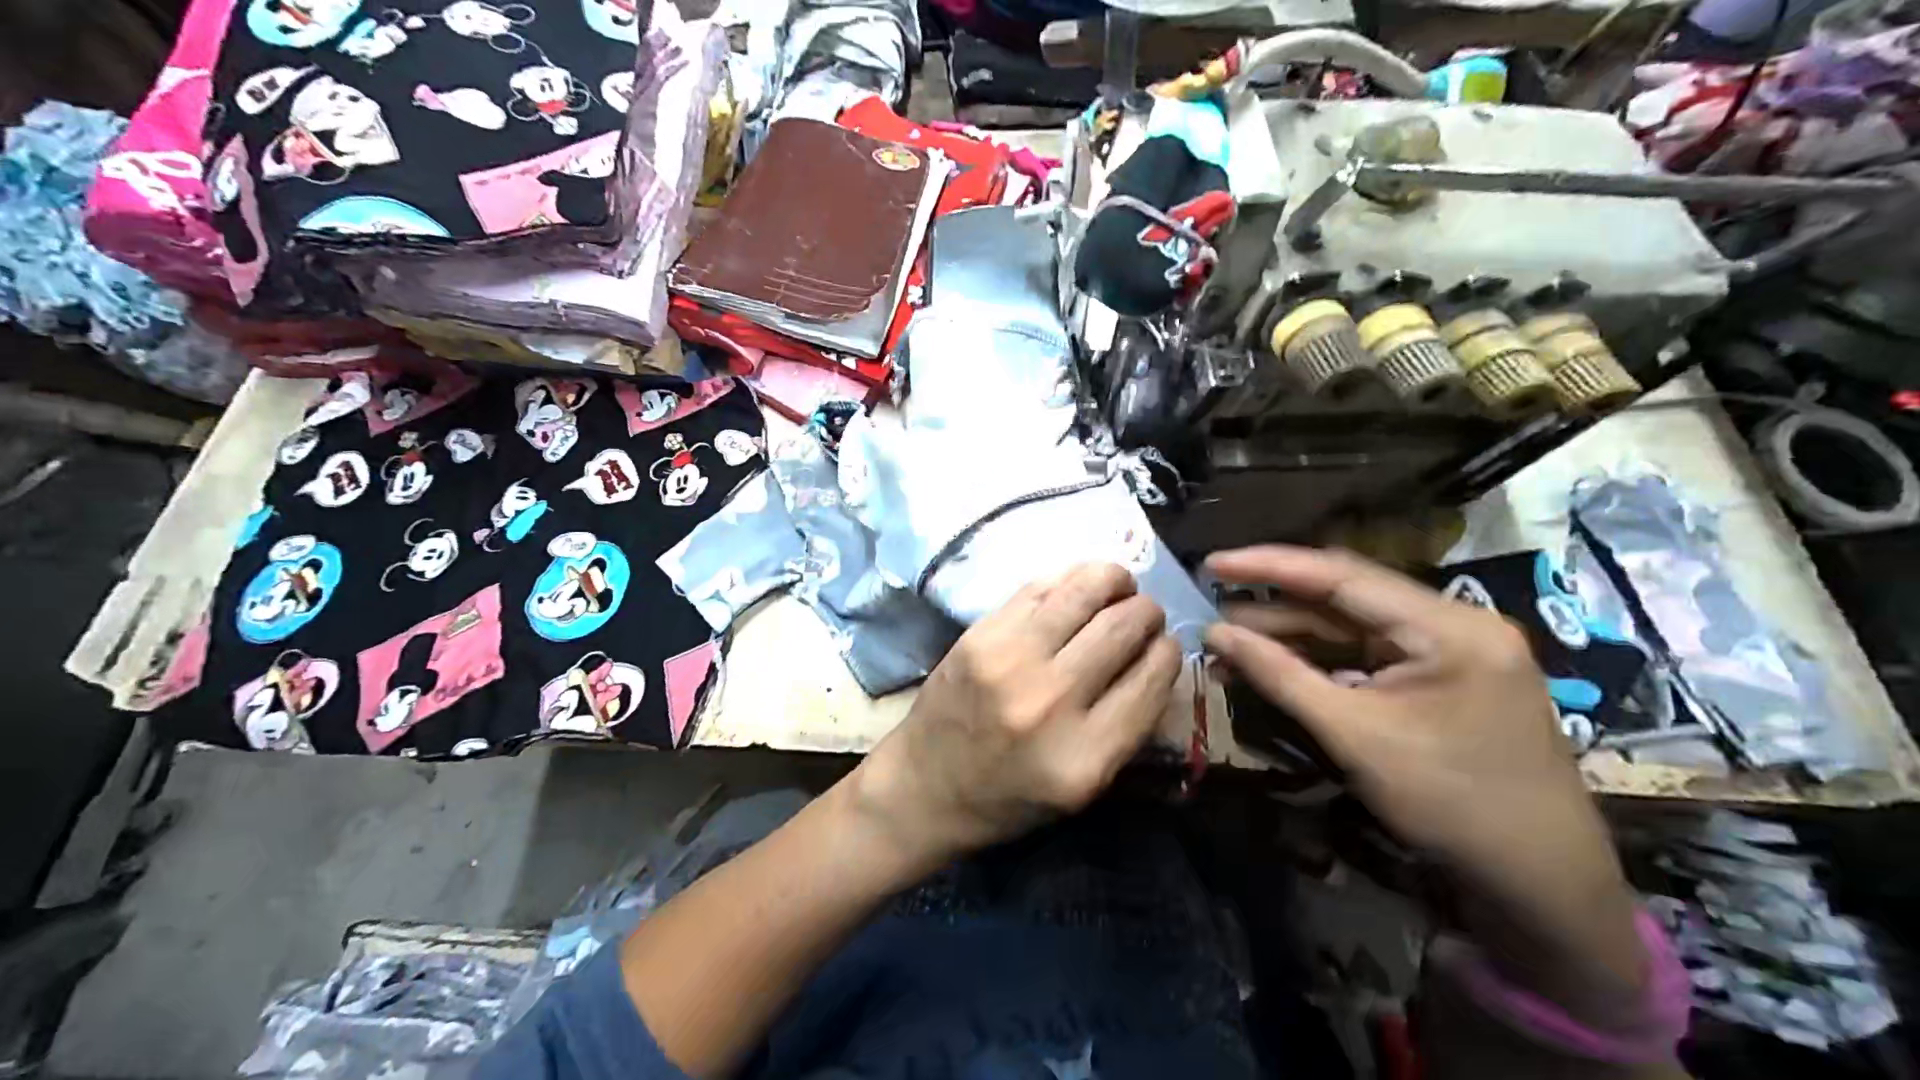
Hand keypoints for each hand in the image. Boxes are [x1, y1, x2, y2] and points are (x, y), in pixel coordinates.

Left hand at [850, 563, 1182, 868]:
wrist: (925, 786)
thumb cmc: (1011, 796)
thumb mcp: (1085, 786)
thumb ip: (1128, 724)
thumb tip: (1158, 654)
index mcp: (1087, 755)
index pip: (1153, 677)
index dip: (1168, 651)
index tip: (1165, 644)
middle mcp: (1051, 701)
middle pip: (1123, 627)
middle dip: (1146, 612)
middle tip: (1144, 613)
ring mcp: (1010, 660)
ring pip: (1085, 591)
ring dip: (1114, 579)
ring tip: (1119, 585)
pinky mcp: (980, 635)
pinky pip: (1040, 588)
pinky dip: (1069, 580)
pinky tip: (1078, 588)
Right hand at [1203, 545, 1647, 1003]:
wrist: (1540, 881)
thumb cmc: (1450, 804)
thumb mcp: (1353, 735)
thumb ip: (1280, 674)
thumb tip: (1214, 633)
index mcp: (1449, 627)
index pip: (1342, 576)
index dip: (1270, 565)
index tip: (1213, 562)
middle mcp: (1456, 623)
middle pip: (1348, 595)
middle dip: (1275, 602)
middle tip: (1213, 603)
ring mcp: (1454, 648)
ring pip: (1355, 624)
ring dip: (1293, 631)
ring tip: (1230, 634)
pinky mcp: (1444, 674)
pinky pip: (1370, 651)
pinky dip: (1321, 655)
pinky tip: (1276, 658)